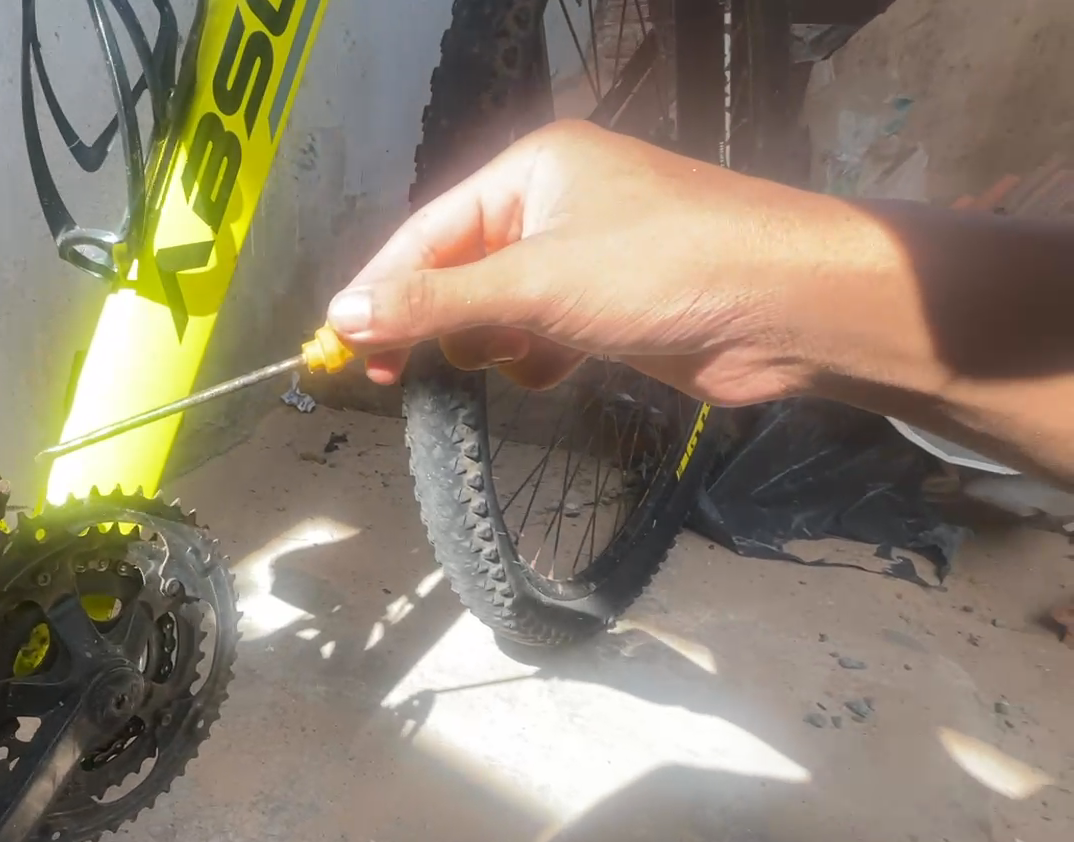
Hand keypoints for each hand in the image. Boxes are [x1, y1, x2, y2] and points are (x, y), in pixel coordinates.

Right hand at [326, 120, 883, 404]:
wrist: (794, 312)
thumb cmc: (660, 272)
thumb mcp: (531, 285)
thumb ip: (431, 303)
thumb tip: (339, 318)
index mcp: (526, 175)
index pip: (422, 236)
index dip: (377, 291)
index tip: (337, 344)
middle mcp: (543, 208)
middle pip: (448, 275)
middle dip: (429, 325)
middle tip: (389, 376)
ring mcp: (569, 258)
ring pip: (484, 312)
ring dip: (487, 344)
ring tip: (512, 355)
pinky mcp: (592, 306)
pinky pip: (525, 336)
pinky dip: (529, 358)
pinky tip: (557, 364)